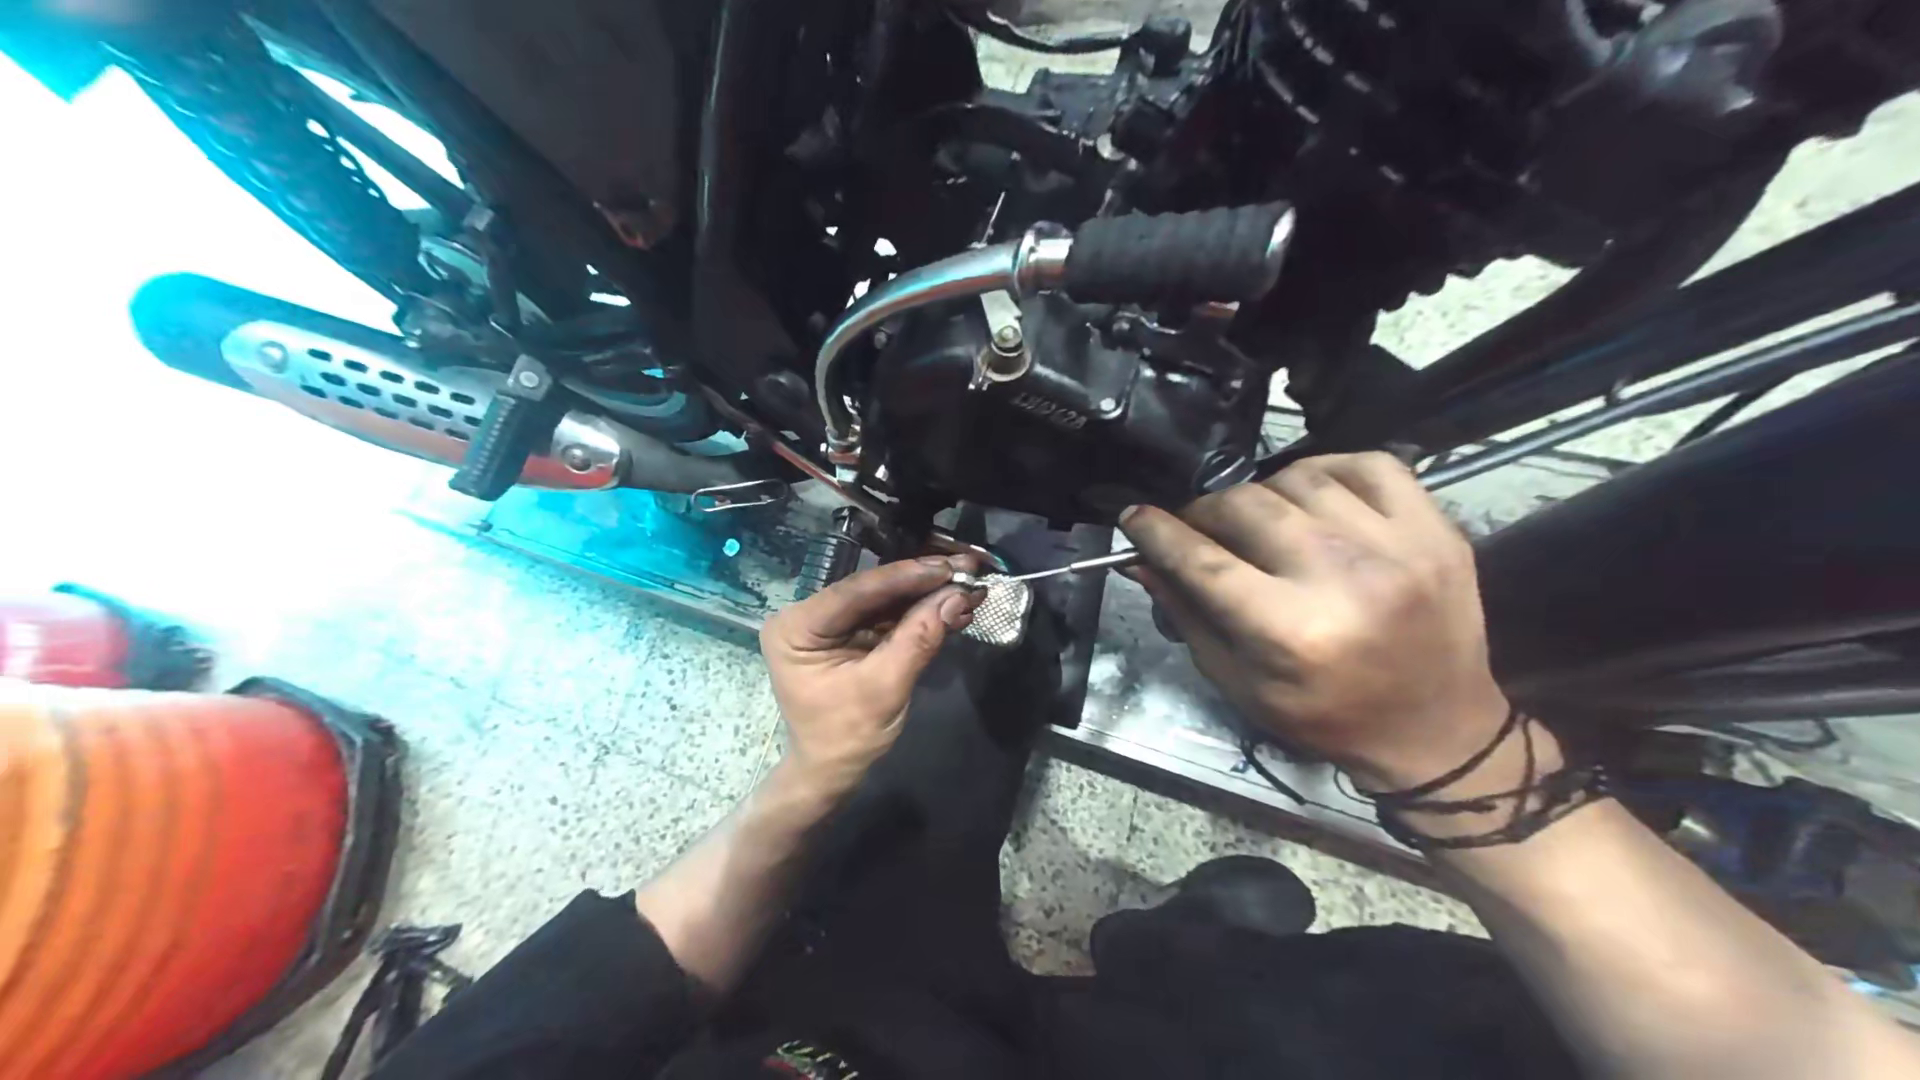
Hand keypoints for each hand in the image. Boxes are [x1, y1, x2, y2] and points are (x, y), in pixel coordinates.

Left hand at [760, 556, 982, 791]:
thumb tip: (958, 598)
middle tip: (966, 569)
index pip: (855, 592)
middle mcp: (808, 615)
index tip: (947, 568)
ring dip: (928, 594)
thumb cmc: (847, 737)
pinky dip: (922, 612)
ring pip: (885, 599)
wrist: (832, 772)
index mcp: (796, 627)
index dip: (905, 577)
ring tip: (969, 584)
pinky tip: (954, 605)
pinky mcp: (851, 633)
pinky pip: (888, 615)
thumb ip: (918, 639)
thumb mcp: (884, 689)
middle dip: (922, 582)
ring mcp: (830, 623)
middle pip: (873, 590)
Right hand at [1119, 452, 1509, 789]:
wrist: (1436, 728)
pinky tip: (1309, 494)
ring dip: (1260, 493)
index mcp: (1291, 632)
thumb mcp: (1238, 681)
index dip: (1157, 532)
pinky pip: (1367, 464)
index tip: (1134, 517)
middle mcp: (1344, 579)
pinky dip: (1325, 469)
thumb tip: (1142, 559)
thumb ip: (1186, 613)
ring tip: (1256, 519)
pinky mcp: (1434, 529)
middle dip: (1203, 512)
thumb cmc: (1324, 715)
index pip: (1202, 560)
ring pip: (1297, 478)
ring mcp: (1398, 546)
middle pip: (1244, 507)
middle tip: (1196, 528)